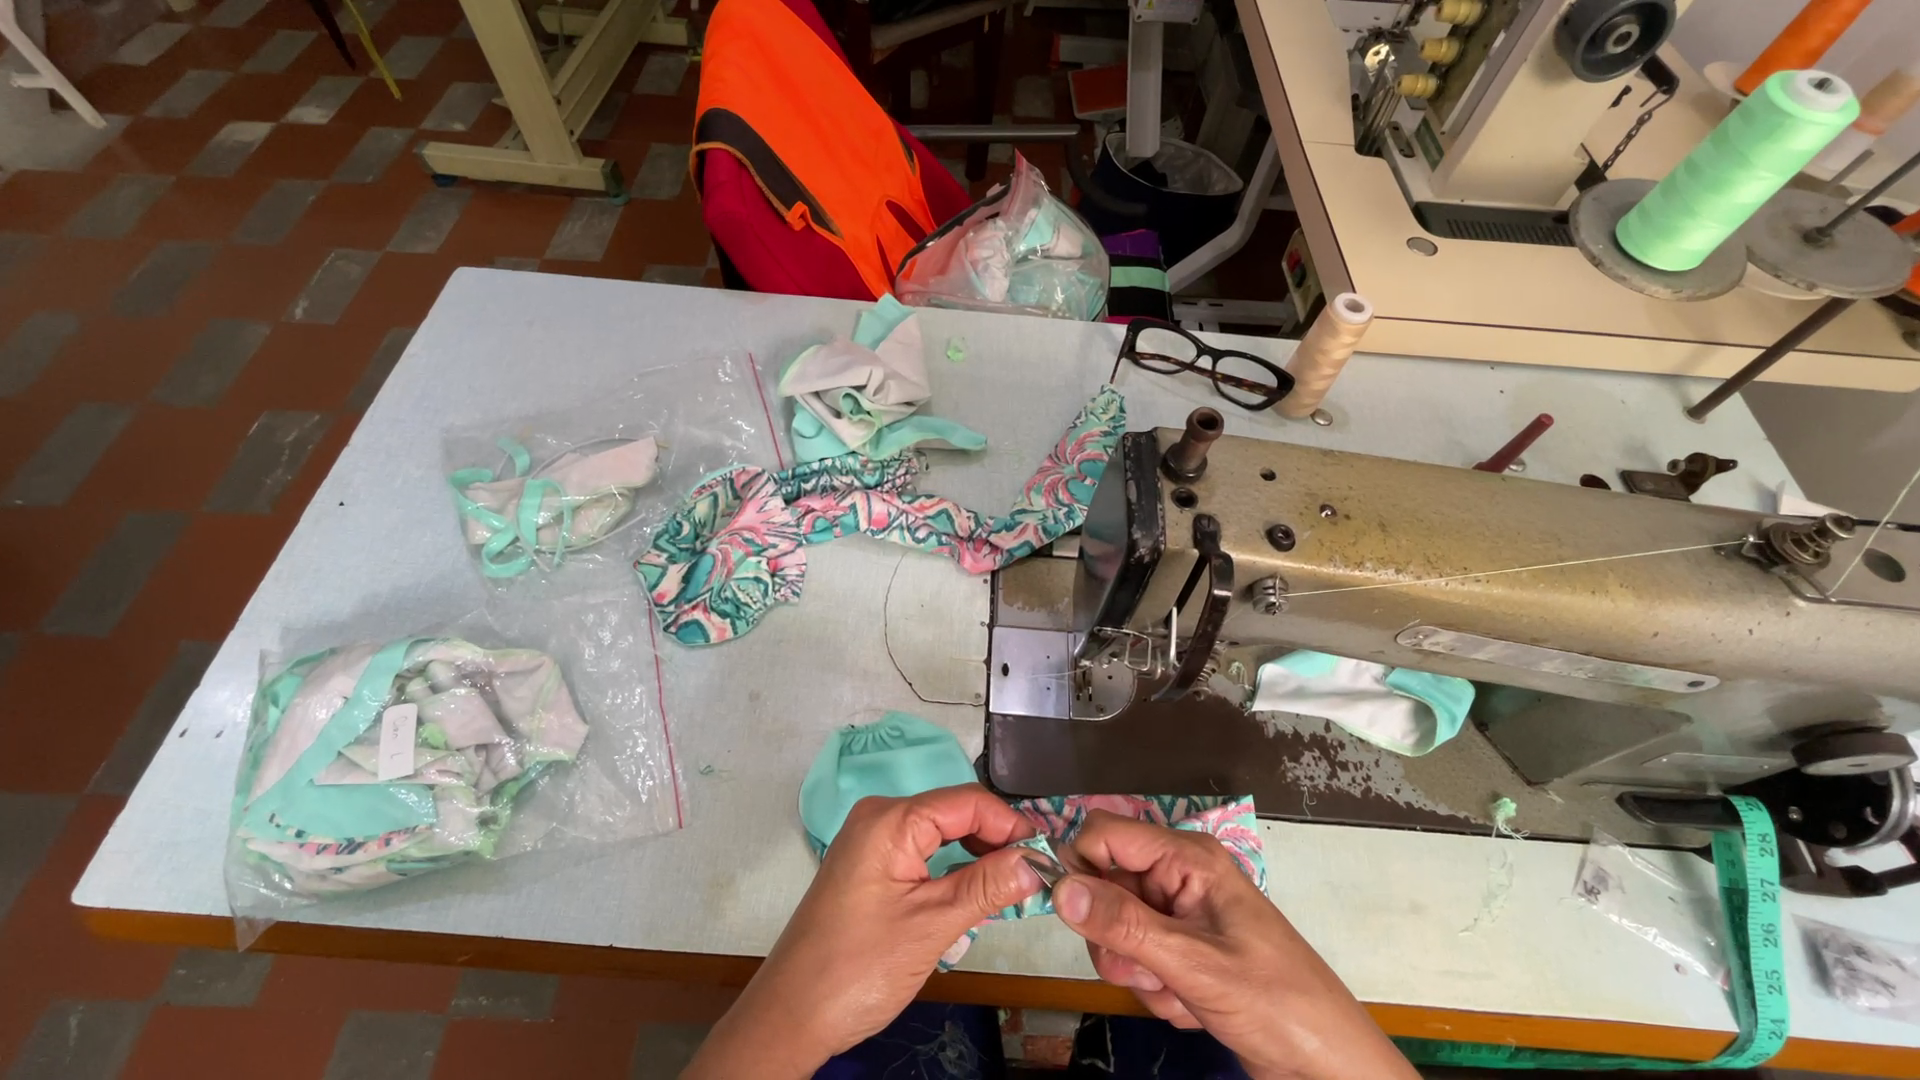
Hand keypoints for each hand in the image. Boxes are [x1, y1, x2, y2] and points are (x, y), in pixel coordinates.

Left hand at [684, 784, 1042, 1078]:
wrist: (791, 1016)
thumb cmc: (858, 968)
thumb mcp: (932, 926)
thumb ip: (987, 886)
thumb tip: (1036, 862)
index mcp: (891, 820)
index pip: (968, 802)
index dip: (1011, 825)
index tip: (1046, 856)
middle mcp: (880, 818)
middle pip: (955, 814)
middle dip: (997, 841)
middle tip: (1036, 876)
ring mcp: (873, 842)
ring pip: (942, 835)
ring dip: (978, 857)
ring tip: (1014, 888)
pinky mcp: (871, 868)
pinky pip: (924, 854)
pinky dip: (954, 870)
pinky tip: (977, 893)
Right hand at [1051, 811, 1418, 1079]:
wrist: (1325, 1064)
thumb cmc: (1272, 1001)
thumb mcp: (1192, 964)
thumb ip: (1123, 924)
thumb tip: (1059, 887)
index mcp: (1186, 857)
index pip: (1105, 833)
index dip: (1081, 866)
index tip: (1075, 914)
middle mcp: (1179, 875)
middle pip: (1105, 886)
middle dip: (1115, 938)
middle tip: (1144, 971)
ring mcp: (1181, 915)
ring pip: (1116, 929)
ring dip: (1137, 971)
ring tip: (1178, 994)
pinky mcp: (1183, 950)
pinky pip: (1138, 958)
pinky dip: (1155, 988)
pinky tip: (1191, 1006)